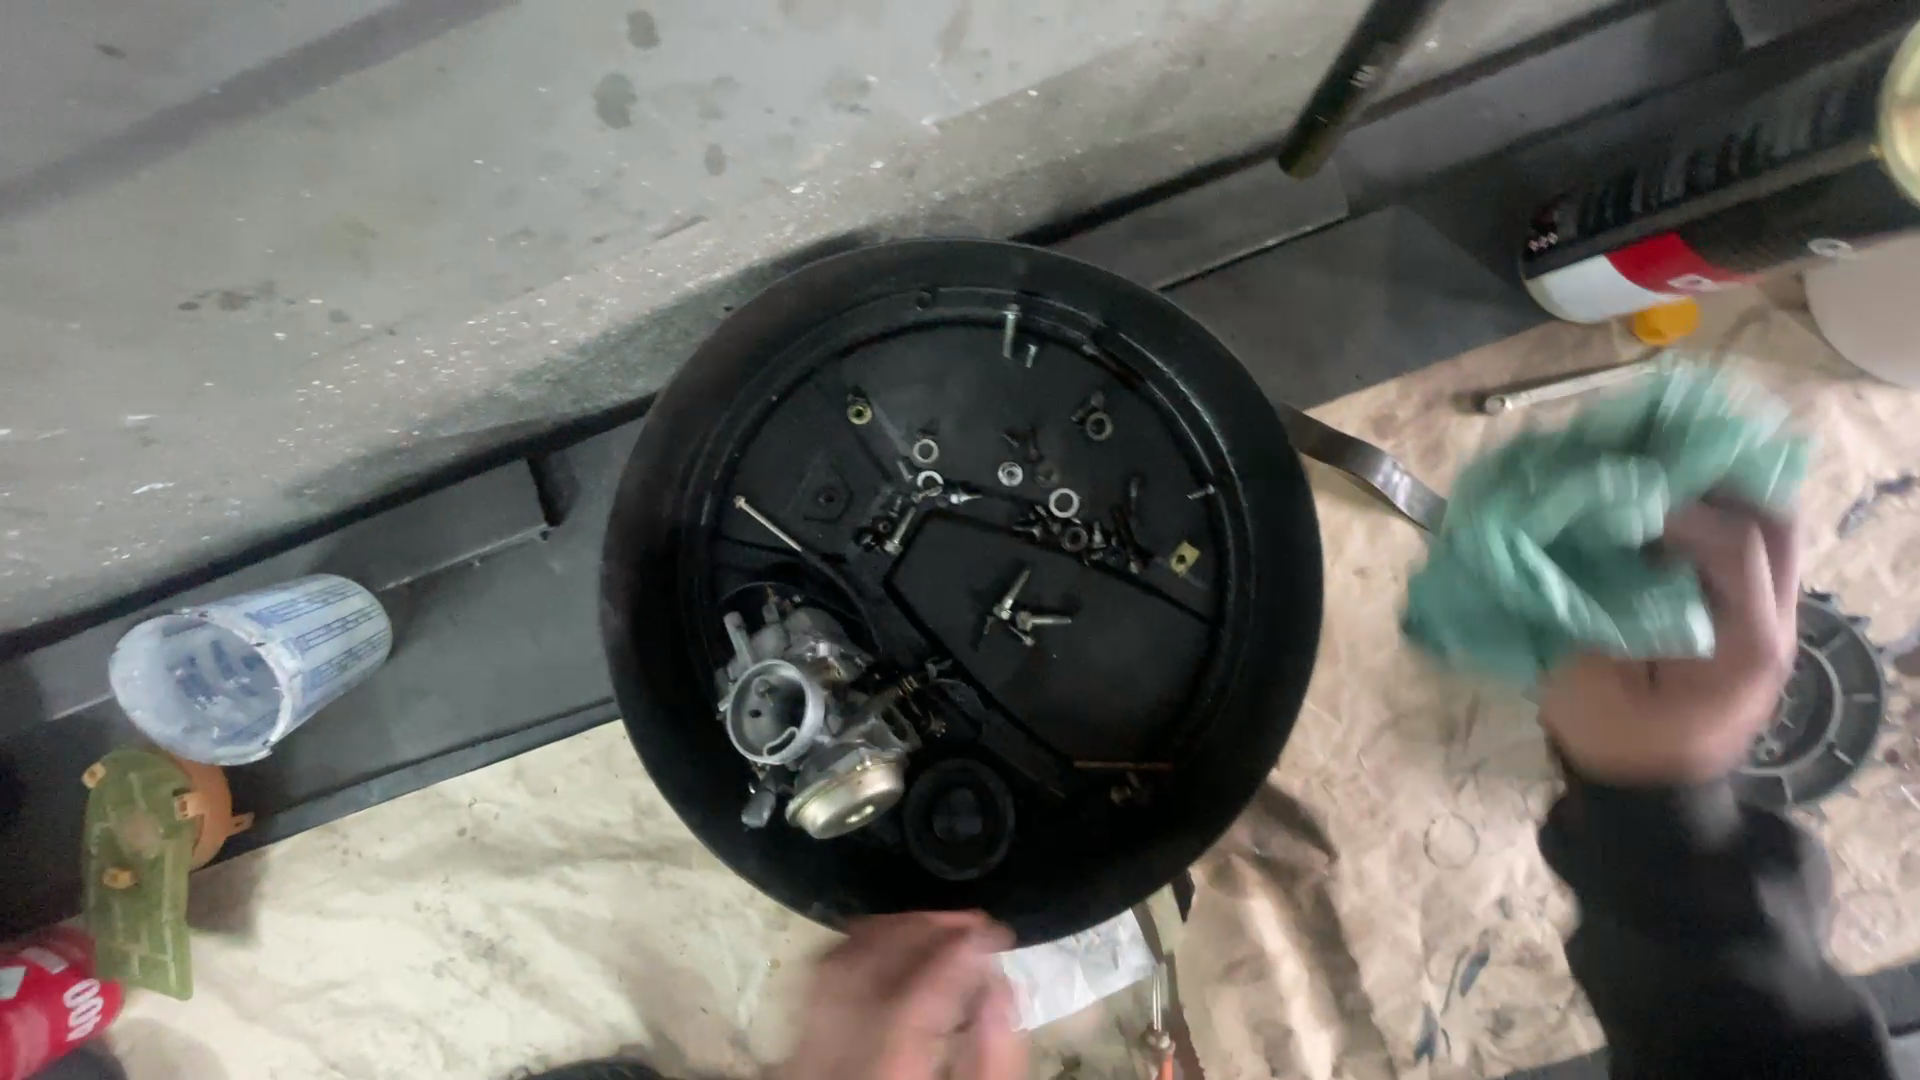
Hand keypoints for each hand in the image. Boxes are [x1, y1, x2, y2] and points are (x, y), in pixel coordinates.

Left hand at [777, 912, 1025, 1079]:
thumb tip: (1001, 989)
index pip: (915, 1000)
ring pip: (833, 967)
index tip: (991, 934)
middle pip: (865, 970)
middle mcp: (829, 1068)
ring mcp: (799, 1062)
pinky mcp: (789, 1059)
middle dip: (923, 930)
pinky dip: (854, 952)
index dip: (957, 953)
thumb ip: (993, 1064)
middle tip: (969, 924)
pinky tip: (888, 950)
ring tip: (934, 929)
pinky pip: (815, 982)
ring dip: (888, 933)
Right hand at [1539, 501, 1799, 784]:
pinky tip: (1649, 513)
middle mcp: (1771, 621)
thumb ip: (1587, 611)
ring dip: (1709, 498)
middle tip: (1643, 469)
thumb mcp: (1587, 681)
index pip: (1737, 548)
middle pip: (1774, 525)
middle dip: (1713, 485)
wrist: (1650, 786)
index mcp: (1744, 643)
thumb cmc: (1614, 738)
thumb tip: (1568, 548)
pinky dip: (1700, 522)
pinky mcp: (1737, 618)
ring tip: (1645, 481)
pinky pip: (1734, 553)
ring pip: (1764, 532)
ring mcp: (1761, 619)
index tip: (1615, 498)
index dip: (1679, 510)